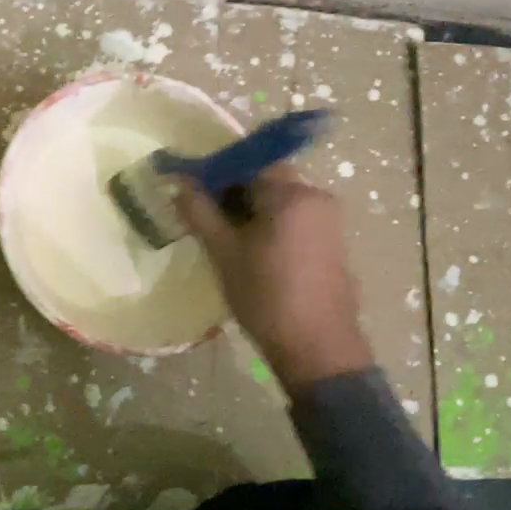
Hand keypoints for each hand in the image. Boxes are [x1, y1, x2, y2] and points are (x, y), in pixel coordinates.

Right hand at [176, 166, 373, 391]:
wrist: (317, 347)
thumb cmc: (265, 295)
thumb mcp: (223, 251)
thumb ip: (199, 211)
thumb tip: (178, 182)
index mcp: (291, 194)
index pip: (247, 162)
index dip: (215, 171)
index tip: (189, 188)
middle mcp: (316, 197)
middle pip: (265, 179)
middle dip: (231, 191)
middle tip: (201, 214)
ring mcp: (329, 220)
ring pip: (279, 200)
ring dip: (248, 208)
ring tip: (221, 235)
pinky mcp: (331, 242)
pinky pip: (293, 218)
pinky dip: (268, 223)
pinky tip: (248, 249)